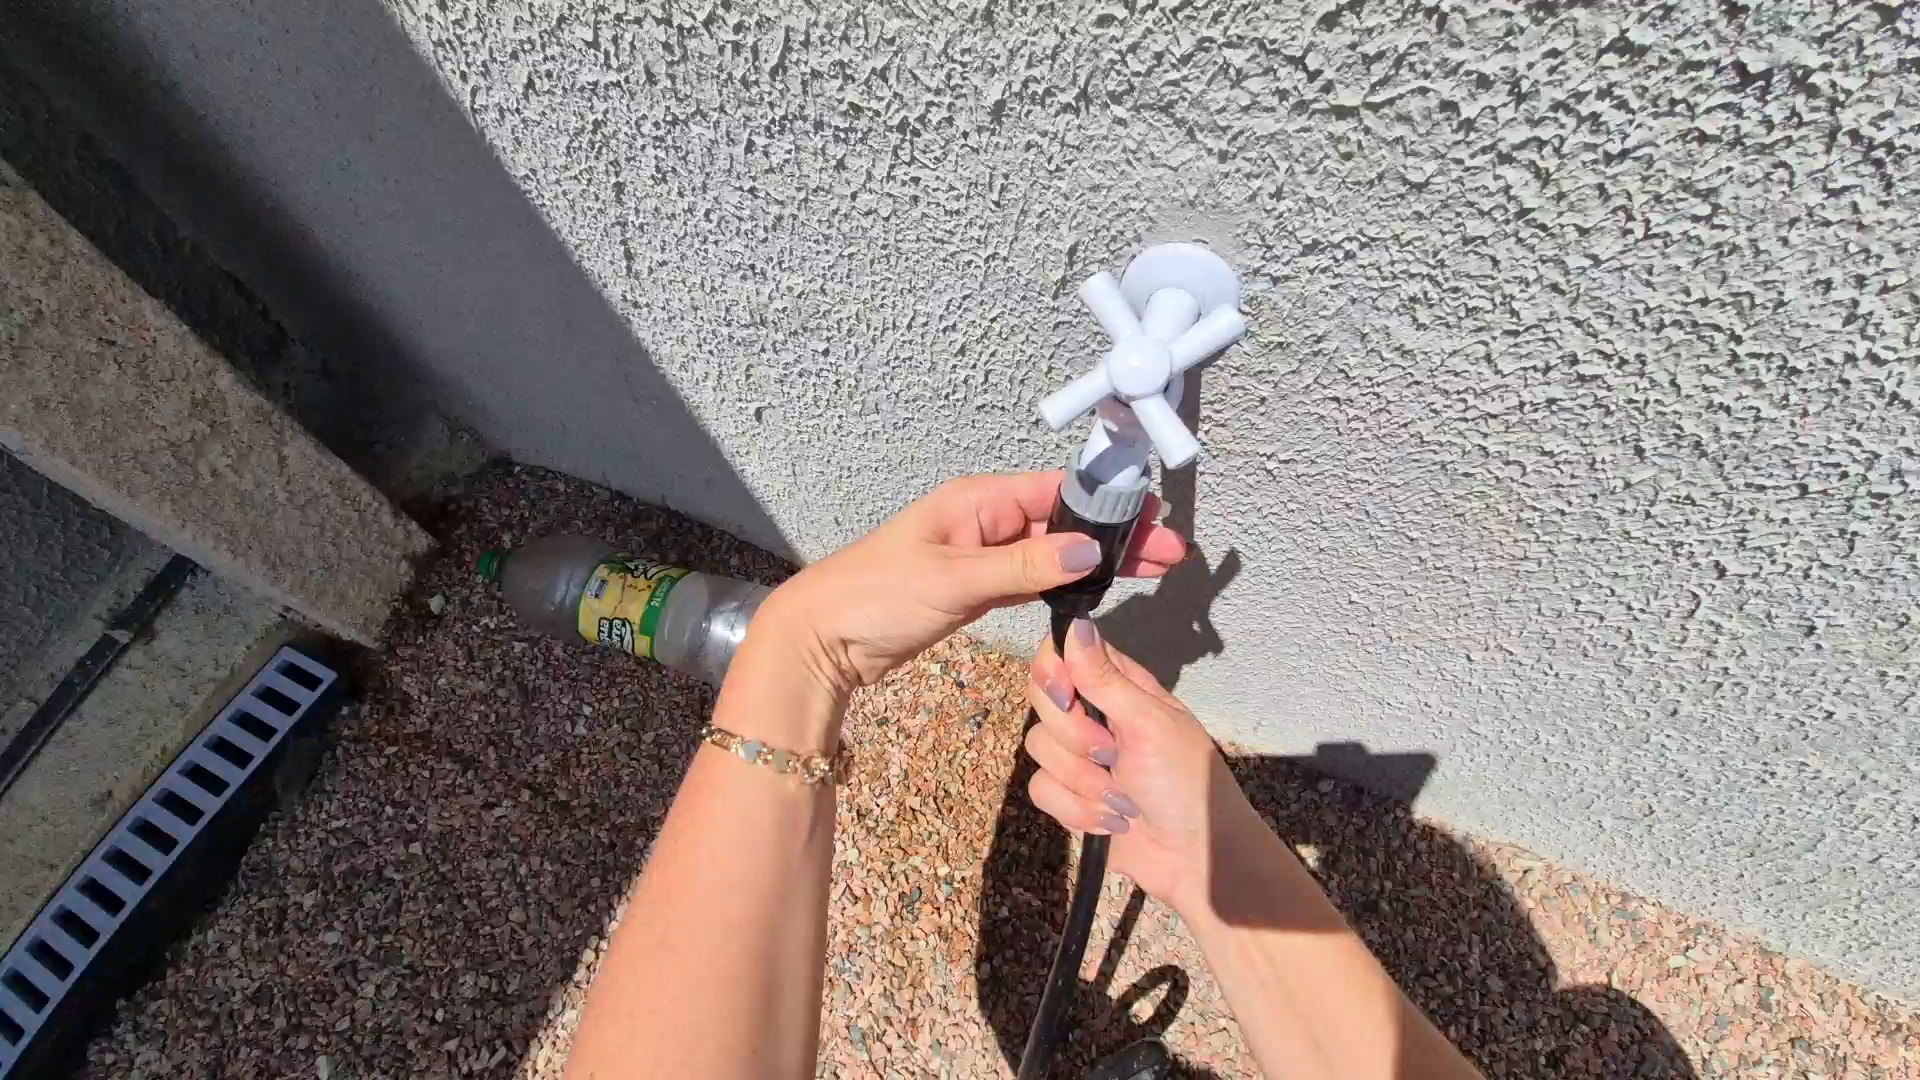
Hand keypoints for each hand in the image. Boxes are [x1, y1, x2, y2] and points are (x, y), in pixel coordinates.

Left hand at [754, 471, 1185, 696]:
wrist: (826, 639)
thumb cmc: (877, 595)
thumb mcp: (953, 577)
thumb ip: (1022, 565)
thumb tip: (1087, 549)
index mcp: (979, 501)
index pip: (1056, 491)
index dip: (1106, 504)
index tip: (1151, 518)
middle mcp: (986, 521)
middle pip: (1062, 522)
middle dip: (1113, 536)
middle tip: (1167, 553)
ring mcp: (984, 557)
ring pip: (1052, 553)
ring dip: (1095, 561)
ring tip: (1149, 570)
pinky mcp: (979, 590)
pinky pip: (1032, 580)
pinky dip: (1064, 584)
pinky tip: (1096, 590)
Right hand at [1023, 618, 1261, 915]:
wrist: (1195, 858)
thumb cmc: (1187, 783)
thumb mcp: (1149, 724)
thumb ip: (1105, 678)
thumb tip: (1076, 623)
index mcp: (1117, 686)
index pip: (1060, 654)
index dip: (1052, 670)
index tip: (1066, 695)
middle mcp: (1092, 713)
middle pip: (1042, 699)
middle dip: (1073, 736)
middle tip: (1111, 754)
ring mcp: (1077, 754)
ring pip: (1038, 748)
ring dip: (1083, 782)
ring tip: (1122, 800)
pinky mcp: (1067, 794)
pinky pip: (1041, 788)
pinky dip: (1077, 809)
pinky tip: (1110, 820)